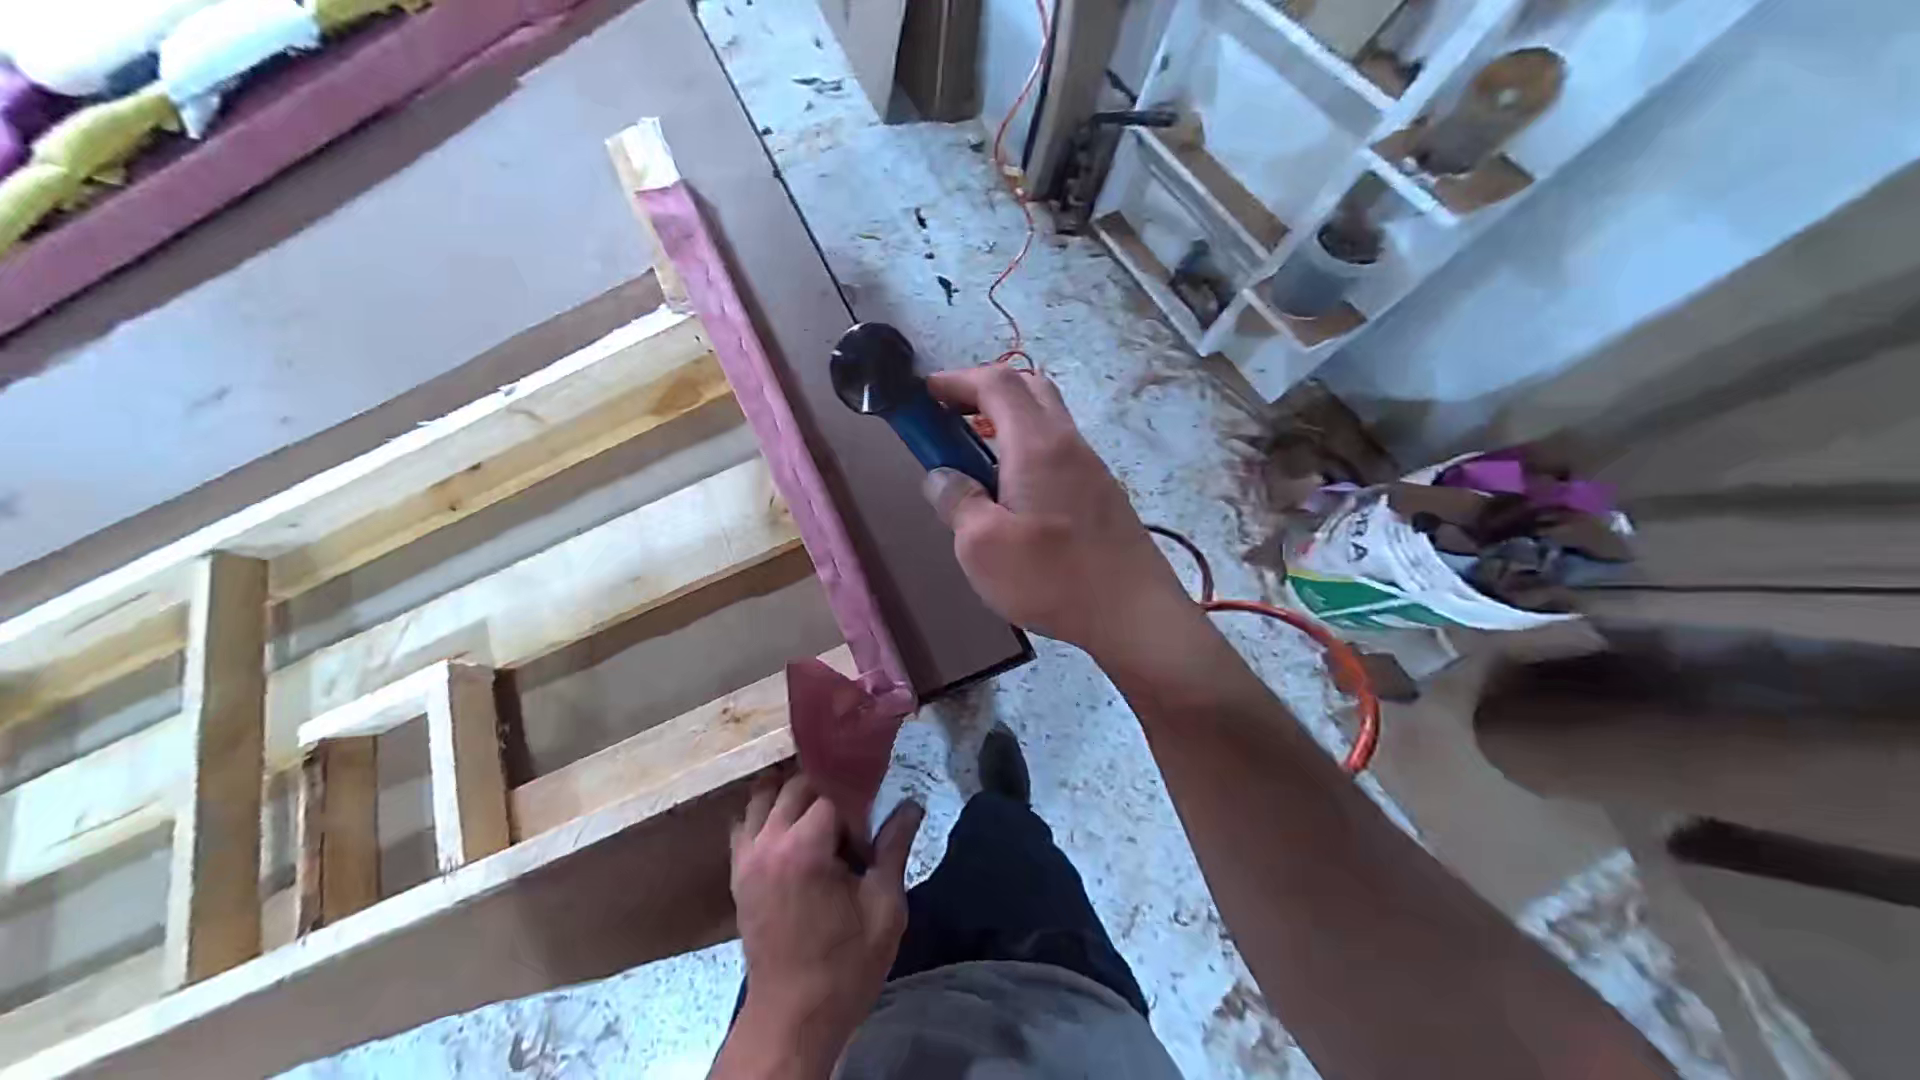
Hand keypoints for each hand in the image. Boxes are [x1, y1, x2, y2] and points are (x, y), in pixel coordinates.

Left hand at [716, 771, 922, 1078]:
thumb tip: (912, 805)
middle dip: (827, 794)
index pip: (831, 793)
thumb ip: (895, 848)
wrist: (793, 1018)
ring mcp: (746, 857)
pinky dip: (766, 815)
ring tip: (820, 820)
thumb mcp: (884, 907)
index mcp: (805, 848)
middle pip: (796, 785)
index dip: (856, 806)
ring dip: (793, 797)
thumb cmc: (844, 966)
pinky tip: (790, 833)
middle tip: (851, 824)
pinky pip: (746, 822)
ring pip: (765, 795)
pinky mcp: (737, 873)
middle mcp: (768, 842)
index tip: (871, 833)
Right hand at [924, 365, 1200, 665]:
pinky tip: (1013, 498)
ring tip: (976, 463)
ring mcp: (1092, 469)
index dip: (956, 379)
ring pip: (1047, 422)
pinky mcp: (1102, 495)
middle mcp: (1069, 444)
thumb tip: (942, 477)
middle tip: (951, 421)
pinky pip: (1058, 453)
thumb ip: (956, 502)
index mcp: (1037, 444)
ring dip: (1007, 425)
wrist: (1134, 614)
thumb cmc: (1053, 577)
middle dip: (984, 392)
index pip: (997, 382)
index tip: (925, 393)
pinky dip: (1026, 453)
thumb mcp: (981, 546)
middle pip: (1028, 389)